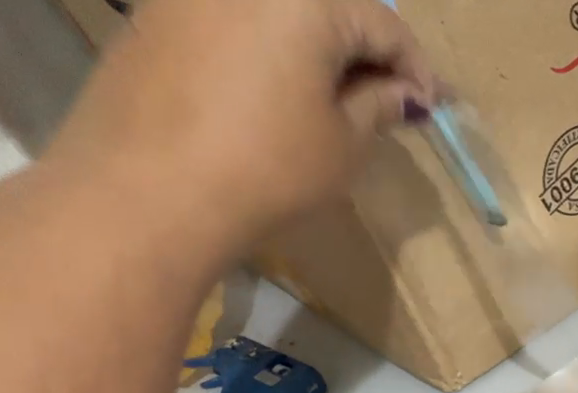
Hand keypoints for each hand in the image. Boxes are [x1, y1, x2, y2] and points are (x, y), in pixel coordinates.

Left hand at [45, 0, 435, 257]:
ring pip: (281, 12)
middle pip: (330, 6)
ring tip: (338, 97)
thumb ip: (379, 105)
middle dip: (368, 52)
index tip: (430, 109)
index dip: (416, 68)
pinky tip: (282, 90)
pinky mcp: (159, 13)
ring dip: (318, 48)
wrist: (148, 188)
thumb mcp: (345, 143)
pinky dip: (272, 46)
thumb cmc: (269, 166)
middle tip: (390, 100)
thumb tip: (404, 93)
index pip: (384, 23)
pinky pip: (236, 19)